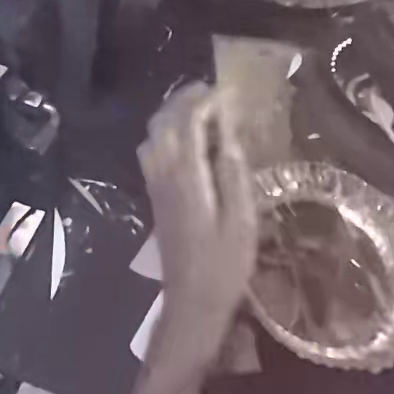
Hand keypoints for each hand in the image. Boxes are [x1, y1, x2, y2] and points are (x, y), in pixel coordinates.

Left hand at [138, 83, 258, 380]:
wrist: (191, 302)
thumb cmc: (224, 264)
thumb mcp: (241, 219)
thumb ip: (233, 172)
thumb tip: (229, 133)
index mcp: (187, 175)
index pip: (187, 121)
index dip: (206, 100)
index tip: (229, 91)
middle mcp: (164, 173)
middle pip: (163, 120)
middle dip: (185, 99)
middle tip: (214, 94)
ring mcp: (154, 184)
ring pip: (153, 133)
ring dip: (173, 114)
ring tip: (202, 110)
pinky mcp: (154, 195)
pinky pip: (151, 150)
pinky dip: (165, 132)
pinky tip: (187, 140)